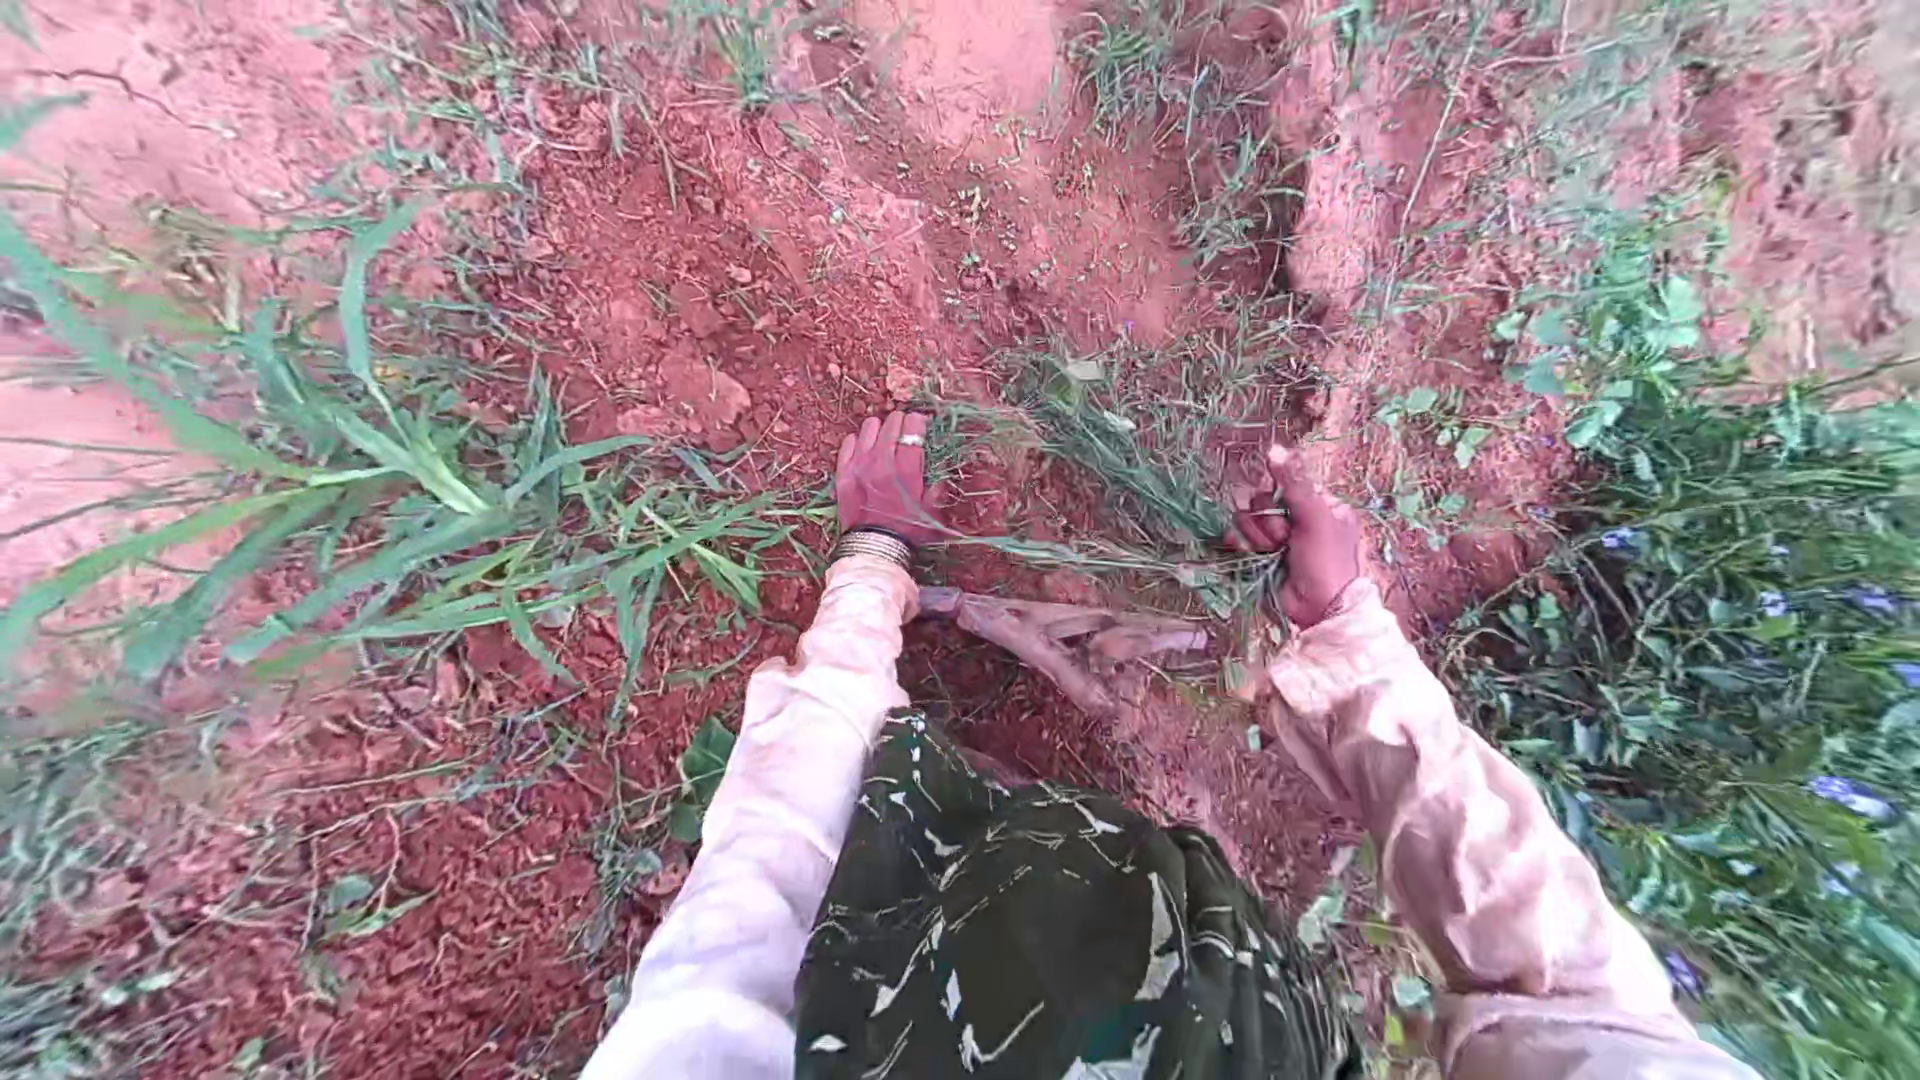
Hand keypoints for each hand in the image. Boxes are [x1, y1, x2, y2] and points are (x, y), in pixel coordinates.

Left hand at [836, 411, 943, 545]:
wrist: (874, 547)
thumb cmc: (907, 531)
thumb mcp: (931, 511)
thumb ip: (937, 487)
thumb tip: (939, 470)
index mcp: (906, 470)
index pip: (913, 429)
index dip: (918, 420)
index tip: (921, 421)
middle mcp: (882, 462)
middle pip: (892, 424)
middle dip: (901, 421)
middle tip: (904, 428)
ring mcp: (859, 465)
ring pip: (869, 427)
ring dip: (880, 428)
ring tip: (884, 436)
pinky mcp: (843, 472)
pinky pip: (849, 442)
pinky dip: (858, 440)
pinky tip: (865, 448)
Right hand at [1226, 446, 1362, 627]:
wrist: (1317, 608)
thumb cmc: (1326, 561)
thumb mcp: (1316, 517)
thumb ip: (1294, 482)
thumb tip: (1274, 448)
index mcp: (1315, 505)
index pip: (1281, 485)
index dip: (1279, 498)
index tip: (1291, 513)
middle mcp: (1292, 518)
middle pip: (1258, 501)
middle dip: (1268, 522)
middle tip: (1285, 539)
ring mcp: (1273, 538)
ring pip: (1244, 519)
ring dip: (1256, 536)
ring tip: (1273, 552)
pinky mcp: (1255, 554)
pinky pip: (1234, 537)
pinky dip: (1239, 544)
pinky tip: (1249, 553)